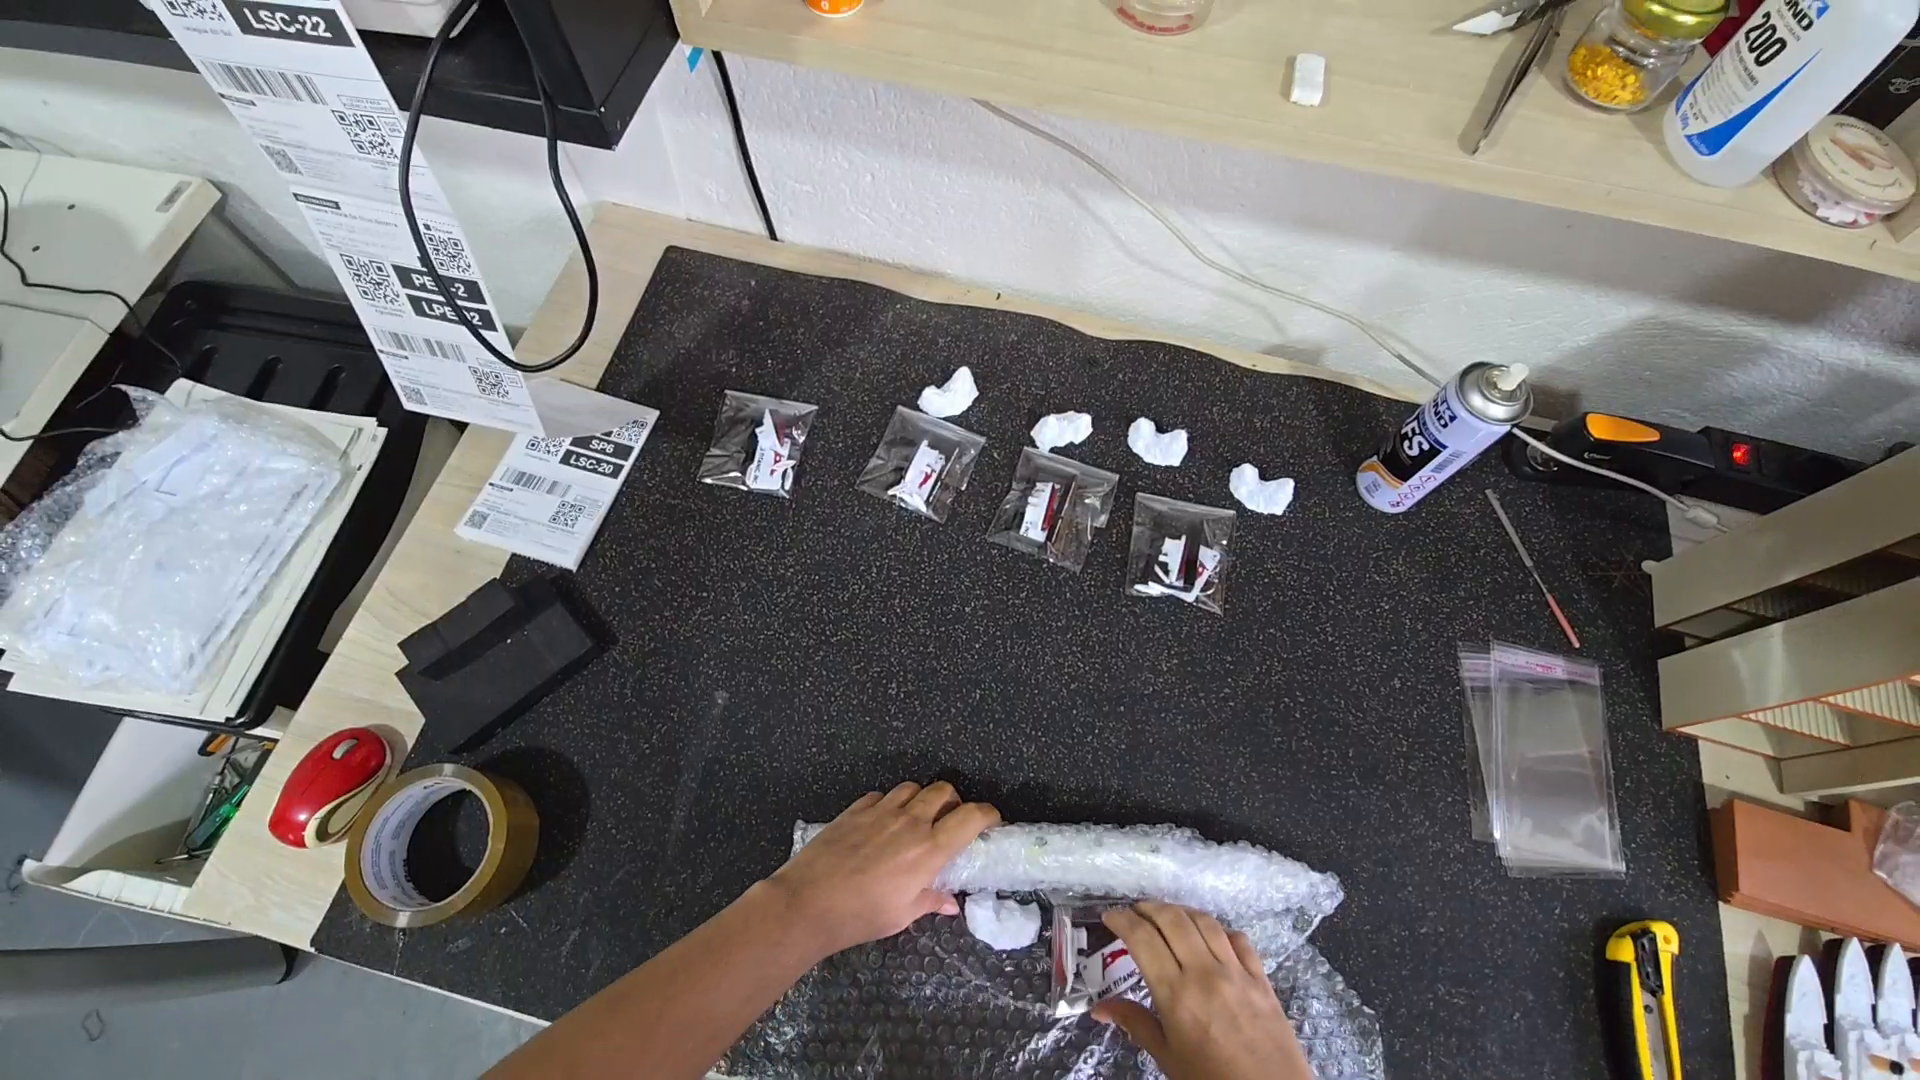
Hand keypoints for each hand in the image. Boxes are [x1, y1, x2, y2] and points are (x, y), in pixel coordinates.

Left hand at [763, 781, 999, 956]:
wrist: (807, 902)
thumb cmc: (860, 916)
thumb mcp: (902, 915)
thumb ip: (930, 901)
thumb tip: (950, 902)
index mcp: (928, 849)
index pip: (971, 817)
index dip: (988, 814)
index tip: (992, 822)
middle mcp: (909, 822)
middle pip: (943, 791)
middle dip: (954, 801)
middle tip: (950, 821)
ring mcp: (880, 811)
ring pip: (912, 787)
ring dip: (921, 799)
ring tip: (916, 819)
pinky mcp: (855, 809)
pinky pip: (881, 795)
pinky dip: (890, 803)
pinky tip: (882, 822)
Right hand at [1092, 902, 1312, 1079]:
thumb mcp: (1168, 1058)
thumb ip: (1135, 1023)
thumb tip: (1099, 1008)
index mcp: (1176, 994)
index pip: (1142, 939)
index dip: (1122, 920)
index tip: (1110, 916)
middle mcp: (1205, 973)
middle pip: (1172, 919)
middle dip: (1148, 907)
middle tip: (1134, 912)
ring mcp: (1236, 972)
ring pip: (1204, 921)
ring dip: (1181, 911)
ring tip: (1167, 916)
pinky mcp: (1261, 978)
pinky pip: (1238, 939)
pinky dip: (1219, 929)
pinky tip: (1210, 936)